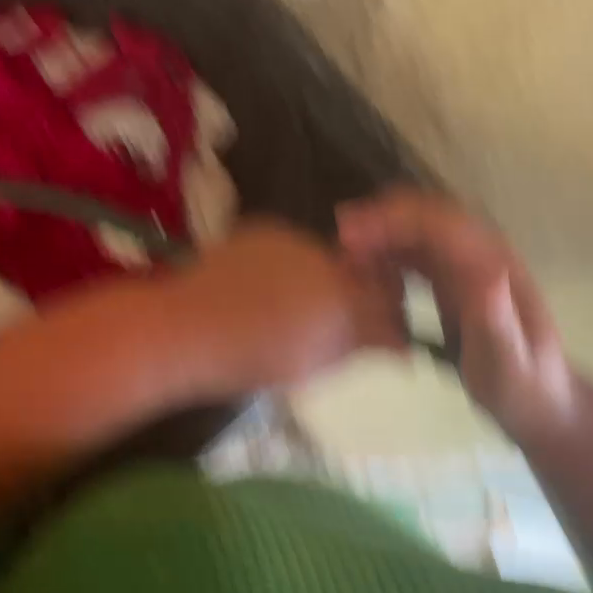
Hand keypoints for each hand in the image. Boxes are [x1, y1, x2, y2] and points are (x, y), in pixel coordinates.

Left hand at [163, 220, 407, 395]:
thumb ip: (364, 345)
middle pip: (350, 271)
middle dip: (346, 293)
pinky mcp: (259, 230)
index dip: (383, 310)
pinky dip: (281, 267)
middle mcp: (323, 254)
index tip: (380, 328)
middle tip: (325, 324)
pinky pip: (284, 248)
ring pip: (316, 258)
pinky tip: (260, 289)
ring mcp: (289, 237)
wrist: (189, 327)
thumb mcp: (318, 362)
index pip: (382, 293)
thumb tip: (403, 345)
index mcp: (342, 291)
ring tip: (284, 309)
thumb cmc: (254, 357)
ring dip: (312, 278)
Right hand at [337, 190, 577, 440]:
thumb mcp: (511, 365)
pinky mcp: (452, 275)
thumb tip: (485, 275)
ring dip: (381, 231)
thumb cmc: (522, 389)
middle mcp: (480, 252)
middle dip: (381, 217)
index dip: (393, 220)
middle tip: (340, 238)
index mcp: (494, 264)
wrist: (540, 403)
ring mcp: (466, 261)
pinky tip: (364, 268)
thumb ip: (497, 324)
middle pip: (425, 214)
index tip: (351, 235)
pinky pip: (415, 247)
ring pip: (417, 226)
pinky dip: (387, 249)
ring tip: (344, 252)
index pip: (439, 223)